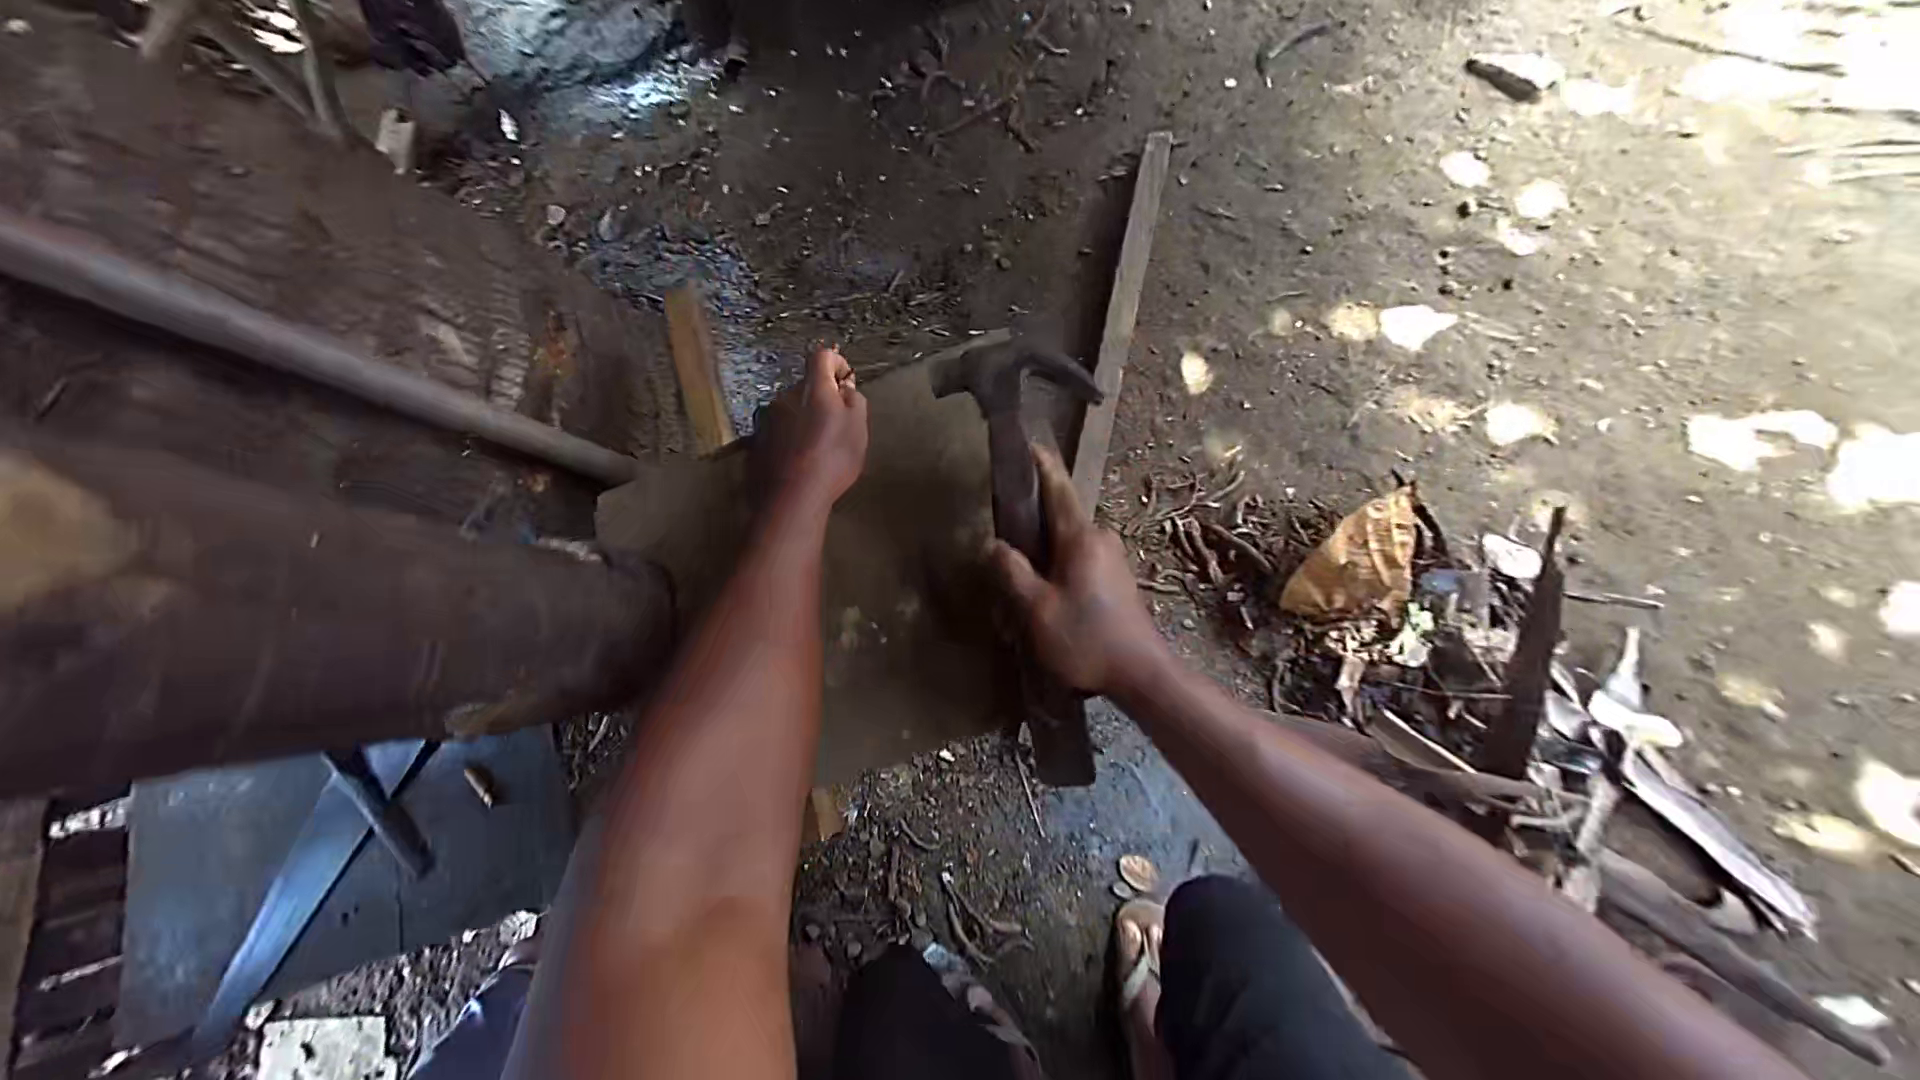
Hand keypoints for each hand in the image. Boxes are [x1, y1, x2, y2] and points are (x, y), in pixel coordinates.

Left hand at [760, 347, 868, 513]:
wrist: (793, 496)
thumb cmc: (832, 458)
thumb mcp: (858, 427)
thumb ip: (854, 400)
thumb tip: (845, 388)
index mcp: (812, 388)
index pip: (821, 356)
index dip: (837, 363)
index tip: (846, 381)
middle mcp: (785, 396)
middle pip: (807, 386)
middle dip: (823, 399)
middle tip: (840, 424)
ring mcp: (768, 418)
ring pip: (793, 409)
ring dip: (807, 419)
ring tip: (821, 447)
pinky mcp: (759, 441)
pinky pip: (782, 430)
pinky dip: (794, 437)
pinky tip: (803, 459)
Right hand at [987, 444, 1165, 694]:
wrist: (1142, 674)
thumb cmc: (1086, 639)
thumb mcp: (1037, 609)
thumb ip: (1012, 572)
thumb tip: (994, 545)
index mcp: (1081, 538)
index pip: (1058, 490)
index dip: (1042, 466)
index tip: (1031, 443)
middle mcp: (1100, 539)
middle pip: (1056, 524)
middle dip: (1029, 536)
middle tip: (1002, 558)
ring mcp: (1112, 559)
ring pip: (1066, 550)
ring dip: (1042, 566)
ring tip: (1019, 600)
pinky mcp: (1116, 580)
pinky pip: (1079, 566)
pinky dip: (1057, 577)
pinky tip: (1046, 607)